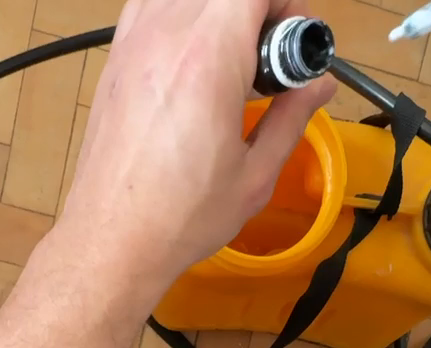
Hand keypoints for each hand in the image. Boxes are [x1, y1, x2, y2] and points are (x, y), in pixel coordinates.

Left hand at [55, 0, 335, 300]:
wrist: (113, 241)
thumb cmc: (178, 218)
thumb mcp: (253, 177)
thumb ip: (291, 119)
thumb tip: (317, 86)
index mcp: (208, 58)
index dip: (286, 4)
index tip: (294, 43)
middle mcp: (165, 34)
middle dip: (256, 11)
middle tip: (267, 60)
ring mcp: (132, 41)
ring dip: (217, 14)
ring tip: (230, 64)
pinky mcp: (115, 58)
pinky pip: (154, 8)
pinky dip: (182, 21)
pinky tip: (193, 68)